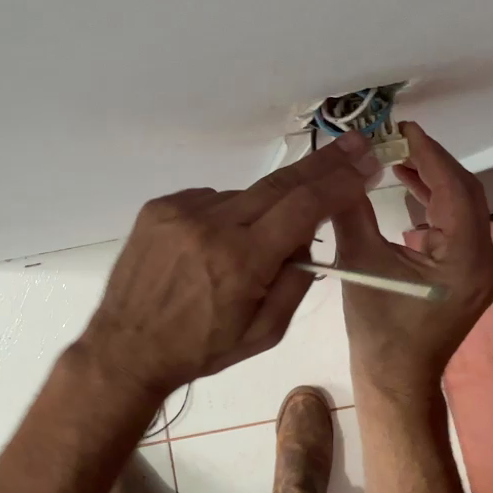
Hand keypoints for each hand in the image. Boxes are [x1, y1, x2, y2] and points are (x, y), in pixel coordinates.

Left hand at [79, 132, 383, 398]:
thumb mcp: (265, 333)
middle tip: (355, 143)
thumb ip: (296, 279)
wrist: (126, 348)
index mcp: (242, 262)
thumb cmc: (202, 349)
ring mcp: (182, 211)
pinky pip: (210, 201)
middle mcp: (212, 226)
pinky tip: (211, 247)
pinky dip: (224, 217)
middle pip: (281, 183)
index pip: (304, 207)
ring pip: (244, 197)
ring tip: (244, 250)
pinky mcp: (159, 207)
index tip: (366, 164)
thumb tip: (311, 231)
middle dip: (323, 163)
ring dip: (260, 212)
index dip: (340, 182)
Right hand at [330, 122, 492, 399]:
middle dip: (432, 163)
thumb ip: (352, 209)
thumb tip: (343, 166)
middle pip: (466, 194)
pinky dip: (434, 208)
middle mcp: (485, 260)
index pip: (454, 188)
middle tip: (396, 141)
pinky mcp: (469, 276)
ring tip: (396, 162)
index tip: (403, 128)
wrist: (396, 380)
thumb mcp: (360, 262)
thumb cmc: (378, 328)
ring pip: (463, 210)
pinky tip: (406, 198)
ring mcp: (481, 270)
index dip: (429, 154)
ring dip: (432, 183)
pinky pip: (458, 229)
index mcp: (465, 257)